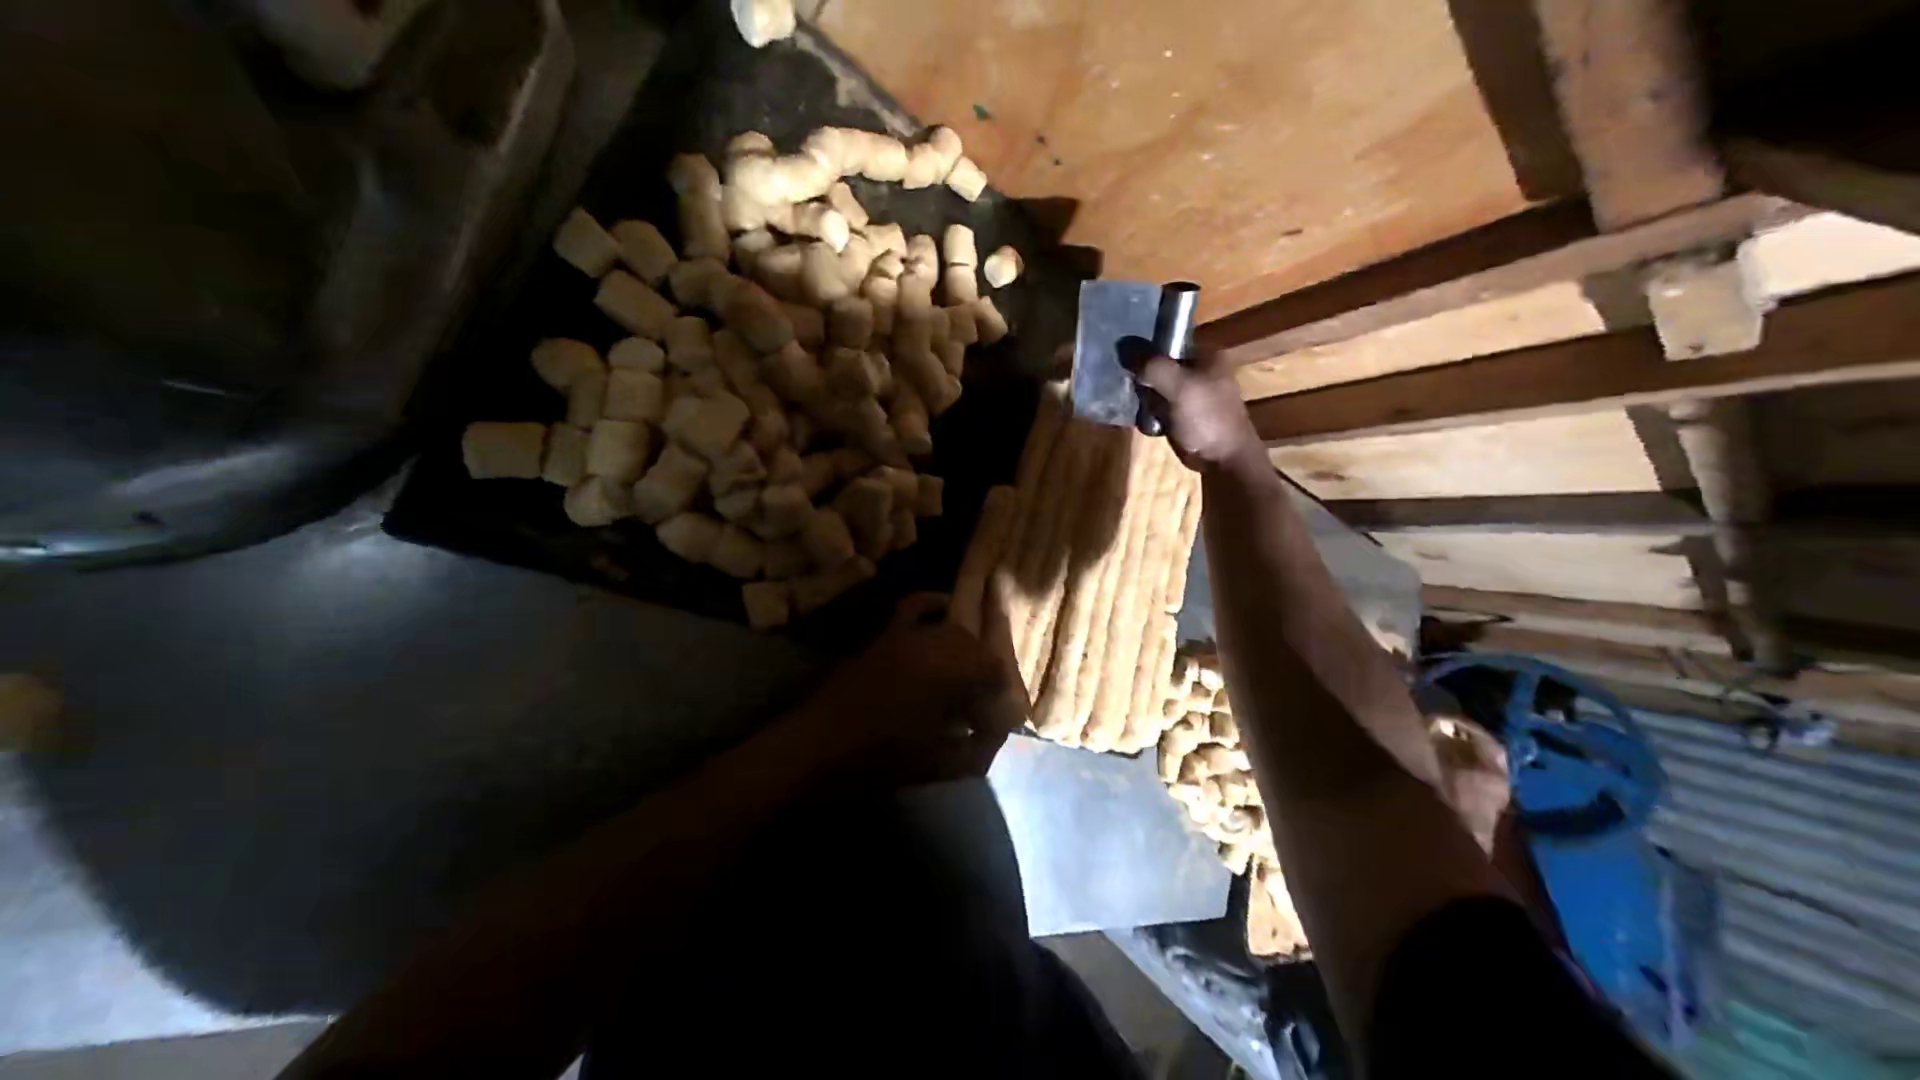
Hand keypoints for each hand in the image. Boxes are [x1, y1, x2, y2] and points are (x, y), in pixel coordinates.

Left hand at [796, 588, 1024, 783]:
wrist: (820, 746)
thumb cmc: (881, 760)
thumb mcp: (940, 764)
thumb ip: (978, 748)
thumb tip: (997, 733)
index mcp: (949, 675)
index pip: (993, 669)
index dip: (1000, 691)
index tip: (997, 716)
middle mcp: (933, 645)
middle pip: (975, 648)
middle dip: (985, 672)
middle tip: (982, 700)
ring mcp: (907, 636)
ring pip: (951, 631)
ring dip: (965, 650)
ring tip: (965, 676)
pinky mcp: (885, 636)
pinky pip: (914, 607)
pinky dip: (932, 604)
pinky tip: (945, 607)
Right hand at [1135, 353, 1262, 467]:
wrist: (1223, 459)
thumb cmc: (1207, 417)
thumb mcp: (1180, 386)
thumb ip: (1153, 366)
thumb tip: (1124, 347)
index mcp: (1207, 354)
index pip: (1171, 338)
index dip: (1149, 345)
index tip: (1130, 356)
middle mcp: (1200, 369)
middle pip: (1161, 363)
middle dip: (1145, 374)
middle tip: (1134, 384)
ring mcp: (1191, 393)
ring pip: (1157, 385)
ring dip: (1145, 395)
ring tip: (1140, 404)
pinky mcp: (1183, 413)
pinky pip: (1159, 404)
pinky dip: (1150, 411)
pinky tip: (1146, 417)